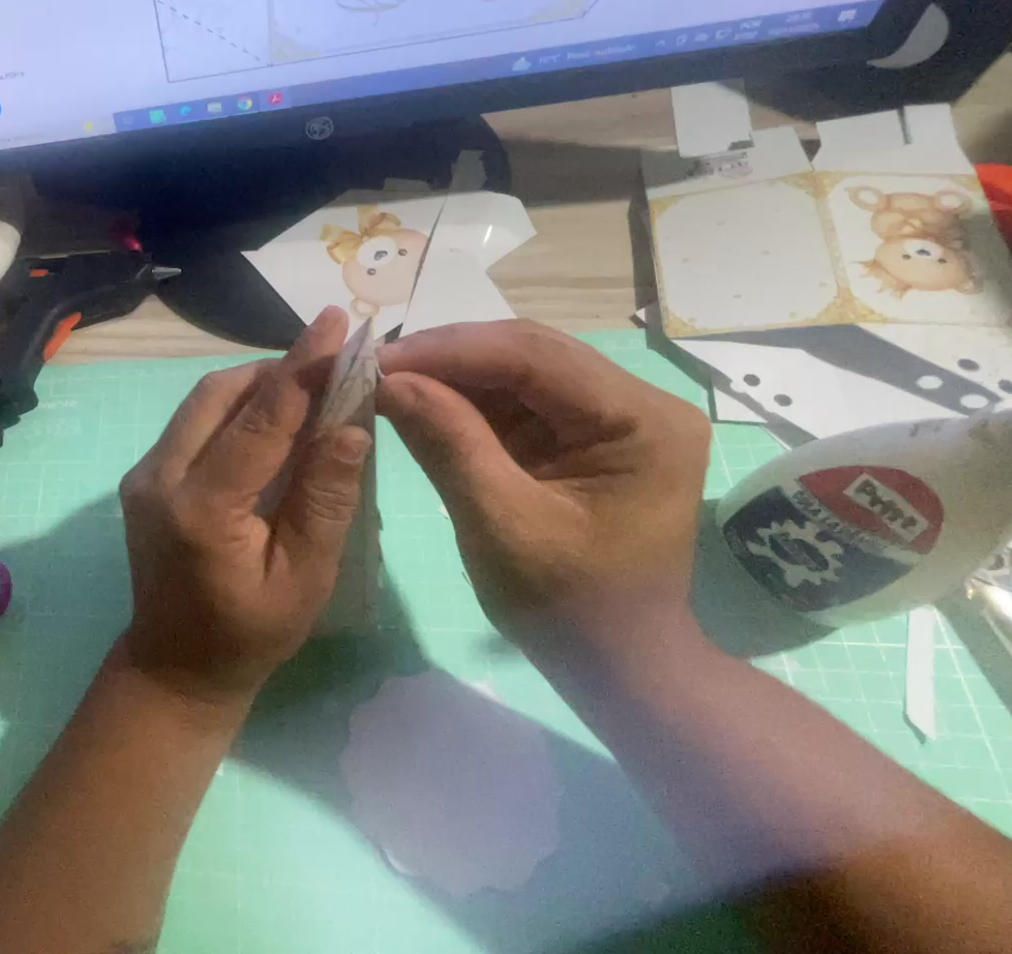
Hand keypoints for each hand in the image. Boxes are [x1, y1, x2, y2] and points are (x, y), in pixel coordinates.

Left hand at [117, 308, 373, 704]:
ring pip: (200, 404)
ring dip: (253, 387)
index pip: (259, 420)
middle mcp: (158, 478)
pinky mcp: (141, 478)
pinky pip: (190, 425)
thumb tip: (351, 425)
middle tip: (329, 360)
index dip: (301, 367)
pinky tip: (269, 421)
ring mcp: (142, 475)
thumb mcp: (305, 578)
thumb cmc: (249, 634)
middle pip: (218, 395)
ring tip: (306, 386)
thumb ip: (325, 499)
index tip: (335, 322)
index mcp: (202, 508)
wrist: (174, 665)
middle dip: (275, 369)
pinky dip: (232, 411)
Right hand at [375, 321, 711, 663]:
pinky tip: (416, 400)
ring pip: (515, 368)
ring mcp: (608, 415)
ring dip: (447, 373)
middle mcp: (635, 402)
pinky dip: (460, 398)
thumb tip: (388, 380)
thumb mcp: (499, 524)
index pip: (534, 357)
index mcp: (640, 421)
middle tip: (372, 365)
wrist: (614, 660)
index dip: (449, 351)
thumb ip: (447, 443)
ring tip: (384, 380)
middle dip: (445, 356)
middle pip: (527, 352)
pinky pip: (512, 398)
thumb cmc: (566, 605)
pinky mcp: (579, 434)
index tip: (376, 360)